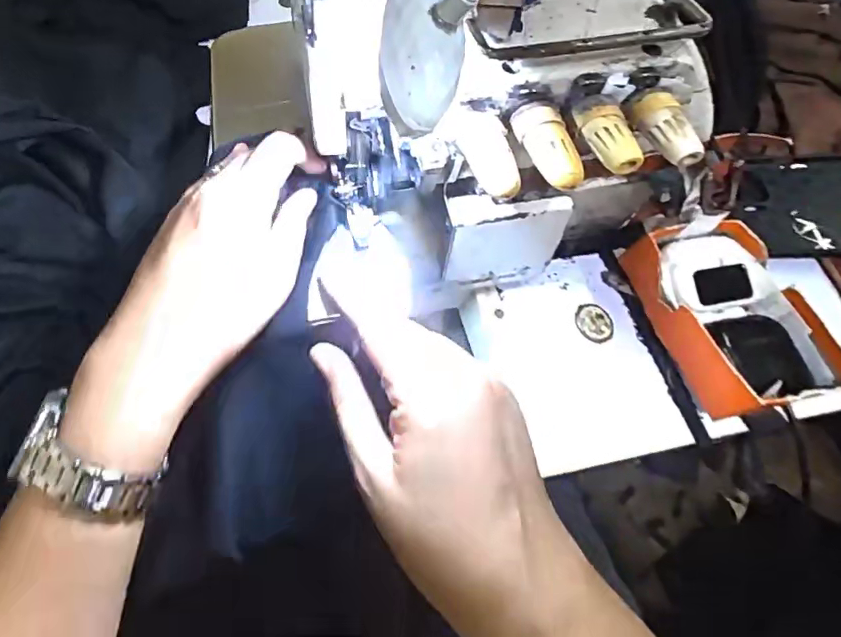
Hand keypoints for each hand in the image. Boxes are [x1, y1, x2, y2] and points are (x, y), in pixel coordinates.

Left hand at [63, 133, 322, 472]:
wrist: (152, 347)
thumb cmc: (225, 313)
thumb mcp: (278, 271)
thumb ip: (294, 223)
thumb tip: (305, 195)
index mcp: (242, 195)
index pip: (279, 144)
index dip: (305, 152)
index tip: (317, 172)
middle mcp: (211, 188)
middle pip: (253, 150)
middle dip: (282, 162)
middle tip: (300, 189)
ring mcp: (186, 202)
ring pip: (228, 168)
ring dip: (256, 175)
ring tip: (273, 206)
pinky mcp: (170, 219)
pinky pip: (209, 187)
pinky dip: (232, 190)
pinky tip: (240, 219)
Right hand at [311, 279, 647, 636]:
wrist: (517, 569)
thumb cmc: (434, 535)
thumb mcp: (375, 477)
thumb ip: (348, 404)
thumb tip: (323, 353)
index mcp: (432, 392)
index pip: (382, 329)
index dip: (352, 298)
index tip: (329, 272)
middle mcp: (467, 371)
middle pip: (410, 330)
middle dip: (375, 323)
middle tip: (339, 325)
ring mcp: (491, 378)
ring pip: (433, 342)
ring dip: (401, 343)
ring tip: (369, 357)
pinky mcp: (504, 390)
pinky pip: (455, 359)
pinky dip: (427, 359)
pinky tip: (411, 382)